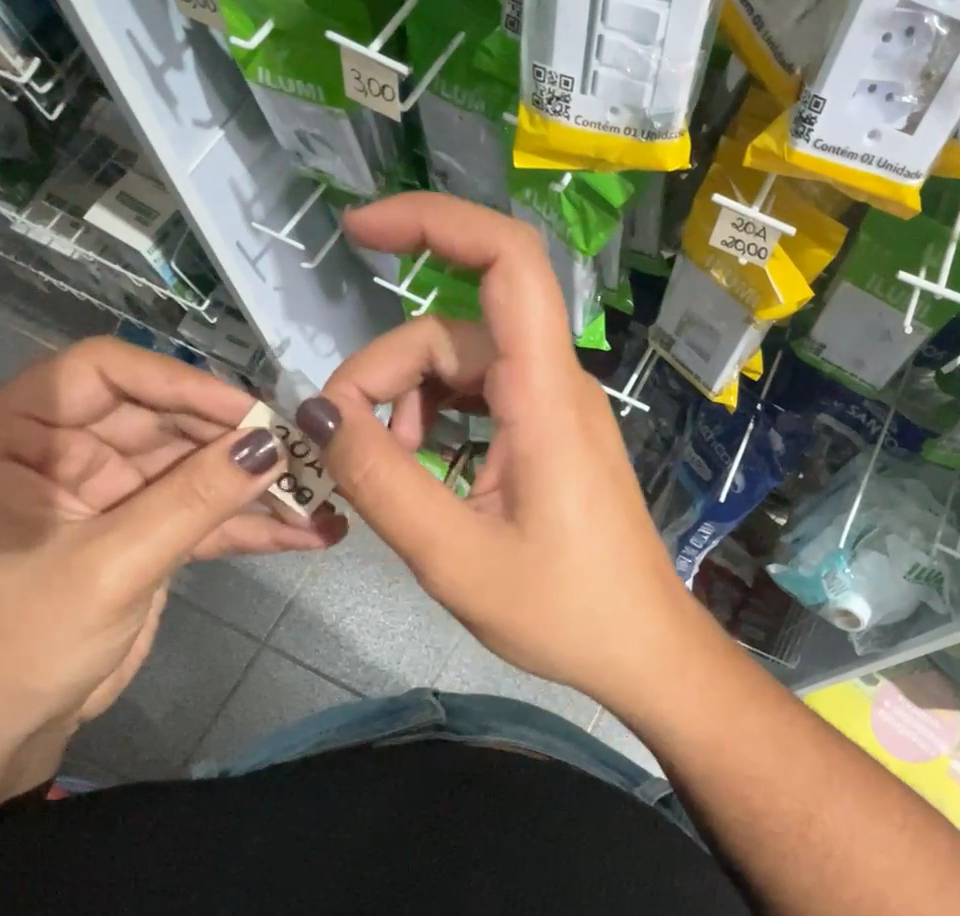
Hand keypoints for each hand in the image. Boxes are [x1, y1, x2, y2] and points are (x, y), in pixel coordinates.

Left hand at [0, 338, 345, 834]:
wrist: (0, 734)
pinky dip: (252, 527)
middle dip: (234, 442)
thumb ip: (195, 500)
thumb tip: (274, 446)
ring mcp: (106, 496)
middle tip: (308, 456)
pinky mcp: (140, 537)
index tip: (251, 415)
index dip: (179, 384)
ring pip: (193, 471)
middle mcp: (59, 452)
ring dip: (256, 487)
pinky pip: (203, 517)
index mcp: (14, 436)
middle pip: (162, 421)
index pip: (103, 373)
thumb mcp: (112, 564)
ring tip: (325, 497)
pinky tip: (311, 533)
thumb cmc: (22, 640)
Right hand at [294, 193, 712, 703]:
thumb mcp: (452, 556)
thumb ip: (378, 479)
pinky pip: (489, 402)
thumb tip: (315, 410)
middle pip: (459, 330)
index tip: (359, 232)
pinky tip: (422, 471)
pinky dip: (442, 423)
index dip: (435, 221)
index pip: (508, 262)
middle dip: (387, 371)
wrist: (644, 650)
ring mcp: (562, 413)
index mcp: (546, 397)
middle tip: (344, 445)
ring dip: (411, 402)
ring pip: (468, 367)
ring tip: (384, 469)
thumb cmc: (562, 611)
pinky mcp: (559, 440)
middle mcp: (559, 387)